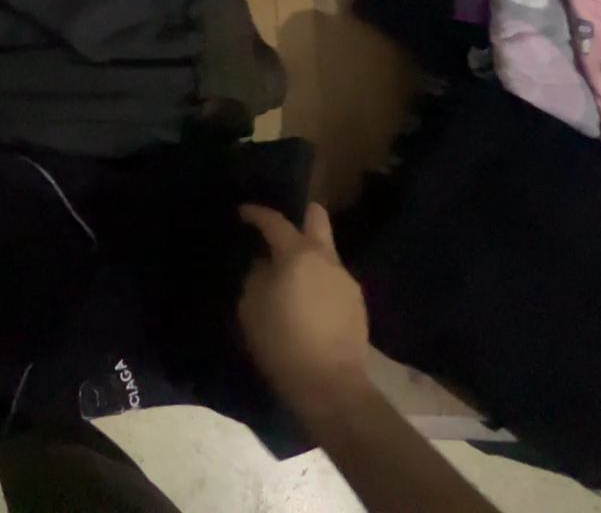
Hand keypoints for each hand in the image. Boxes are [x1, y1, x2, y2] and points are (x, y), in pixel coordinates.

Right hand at [238, 202, 372, 412]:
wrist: (330, 387)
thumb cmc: (281, 341)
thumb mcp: (251, 305)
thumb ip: (257, 275)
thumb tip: (266, 265)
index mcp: (298, 254)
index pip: (275, 221)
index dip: (256, 213)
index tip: (243, 213)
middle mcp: (327, 259)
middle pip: (317, 217)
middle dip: (300, 214)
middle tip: (280, 227)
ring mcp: (346, 281)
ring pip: (326, 252)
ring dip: (308, 255)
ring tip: (290, 275)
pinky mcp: (357, 305)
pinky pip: (332, 279)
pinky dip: (317, 280)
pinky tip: (306, 301)